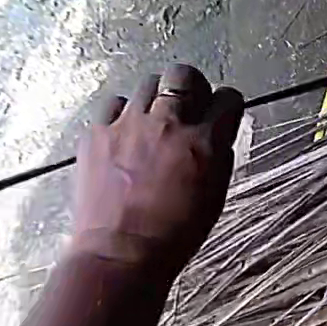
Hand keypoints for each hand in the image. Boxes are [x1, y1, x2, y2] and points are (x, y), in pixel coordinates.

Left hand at [68, 63, 243, 276]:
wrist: (123, 251)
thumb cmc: (178, 230)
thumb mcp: (217, 190)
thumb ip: (219, 153)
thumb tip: (216, 133)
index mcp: (207, 141)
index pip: (228, 98)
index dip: (227, 105)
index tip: (222, 114)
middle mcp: (170, 123)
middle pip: (184, 74)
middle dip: (191, 85)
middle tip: (188, 105)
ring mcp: (129, 125)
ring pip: (147, 82)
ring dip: (157, 96)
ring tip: (155, 118)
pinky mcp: (97, 133)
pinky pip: (113, 104)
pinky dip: (123, 112)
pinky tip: (127, 132)